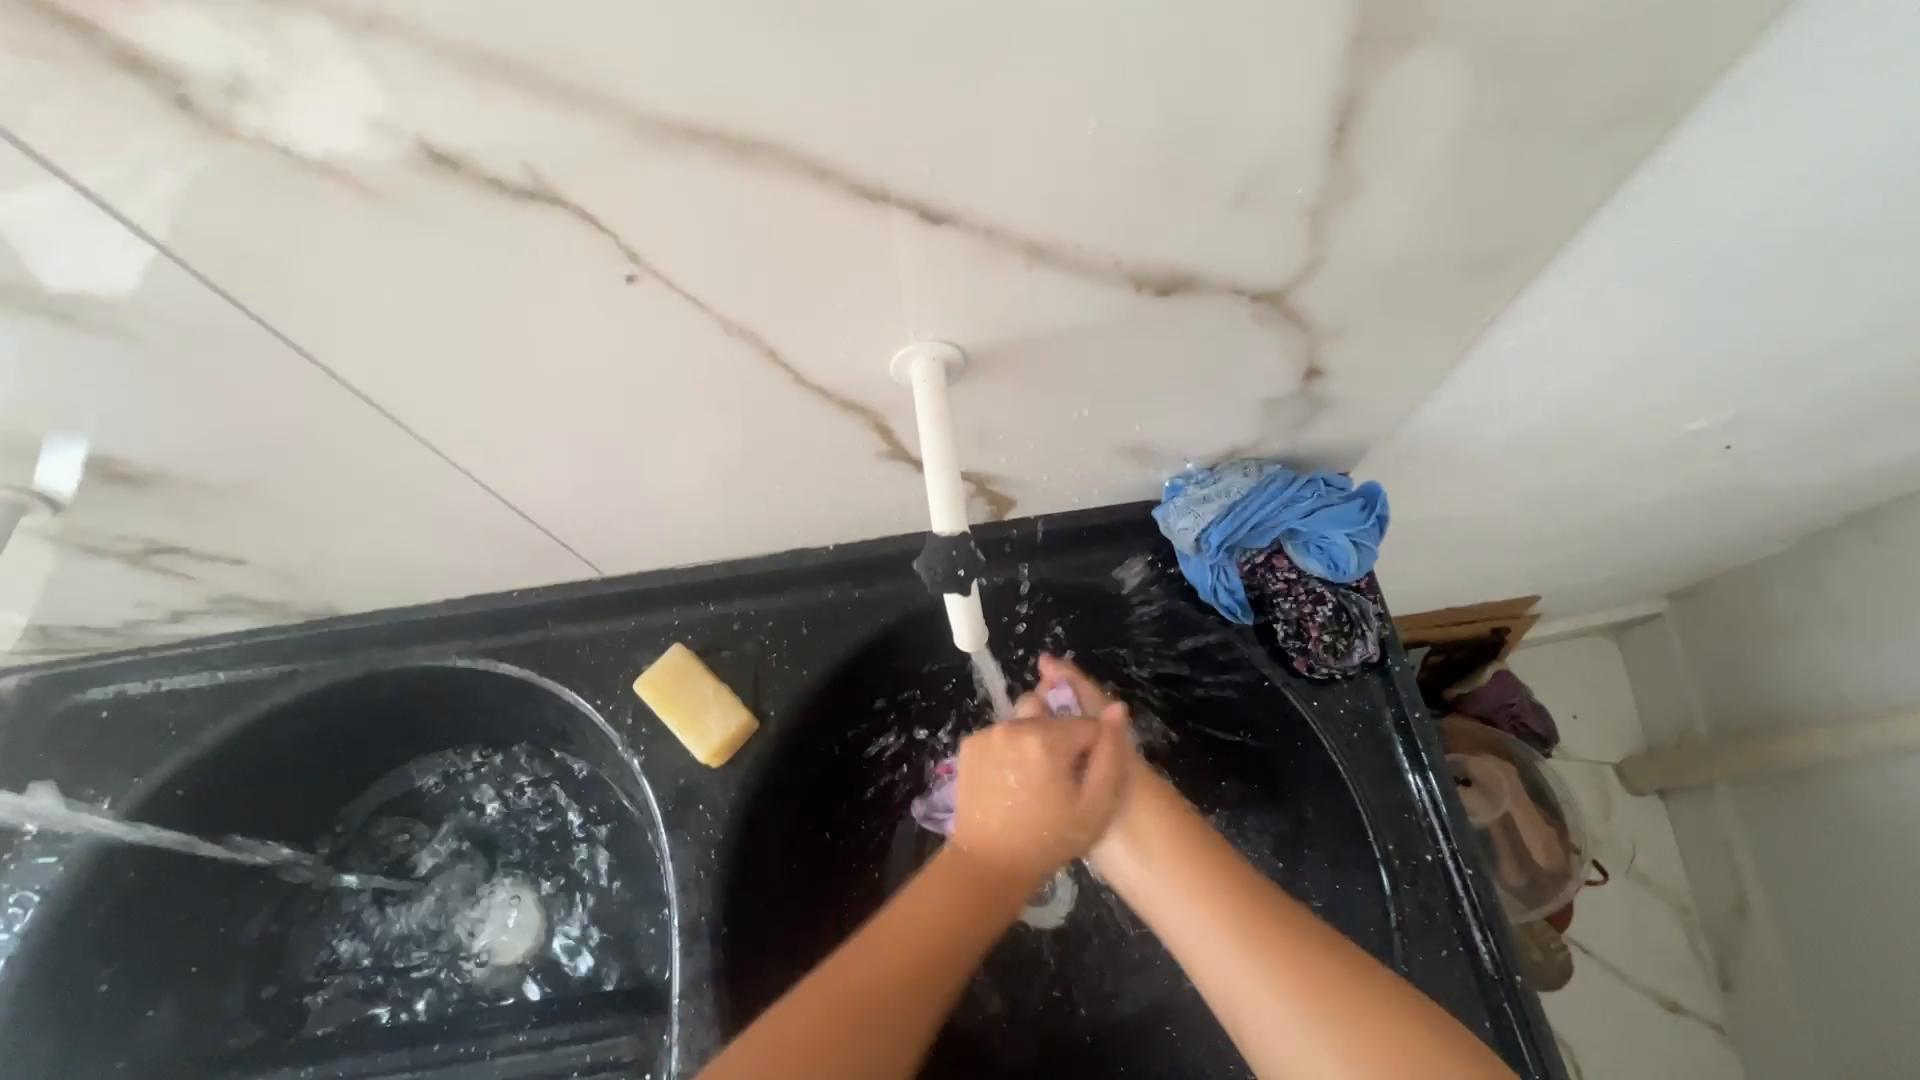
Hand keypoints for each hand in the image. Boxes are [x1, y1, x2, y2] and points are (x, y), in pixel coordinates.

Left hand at [951, 691, 1130, 890]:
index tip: (1083, 781)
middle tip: (1058, 784)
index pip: (1088, 725)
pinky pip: (1003, 735)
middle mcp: (1014, 725)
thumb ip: (1111, 754)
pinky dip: (1011, 749)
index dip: (1093, 752)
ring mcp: (988, 732)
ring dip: (1036, 744)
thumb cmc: (1049, 840)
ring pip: (1028, 724)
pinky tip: (1011, 780)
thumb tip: (1117, 707)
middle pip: (1055, 720)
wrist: (990, 864)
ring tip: (1034, 782)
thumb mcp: (1095, 806)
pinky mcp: (970, 743)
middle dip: (1063, 745)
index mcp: (1047, 737)